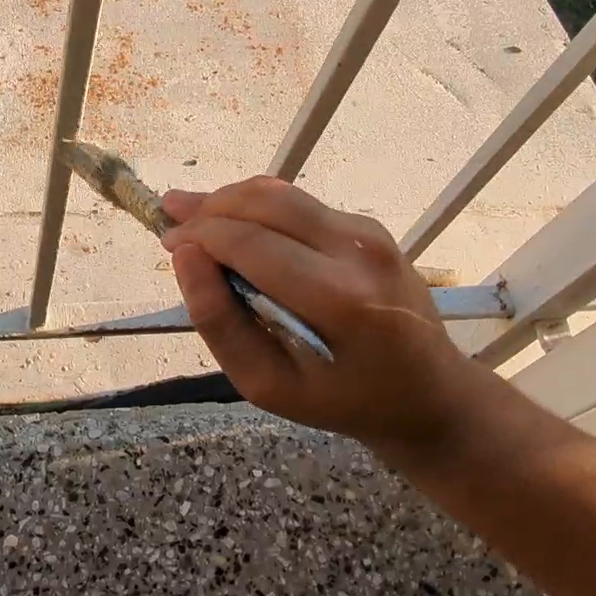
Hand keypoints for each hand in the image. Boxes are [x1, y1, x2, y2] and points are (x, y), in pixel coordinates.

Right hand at [161, 176, 467, 450]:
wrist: (430, 394)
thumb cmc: (342, 401)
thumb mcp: (268, 385)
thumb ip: (219, 323)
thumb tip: (184, 257)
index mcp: (338, 298)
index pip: (248, 241)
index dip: (198, 234)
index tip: (164, 241)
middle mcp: (357, 250)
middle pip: (263, 203)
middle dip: (208, 207)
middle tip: (169, 218)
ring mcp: (368, 232)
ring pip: (280, 194)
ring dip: (229, 200)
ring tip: (191, 214)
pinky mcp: (368, 227)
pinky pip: (299, 203)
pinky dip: (257, 208)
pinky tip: (235, 227)